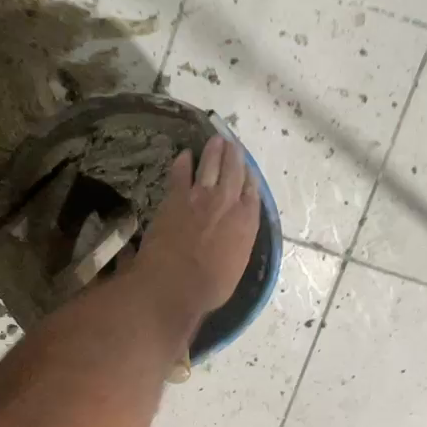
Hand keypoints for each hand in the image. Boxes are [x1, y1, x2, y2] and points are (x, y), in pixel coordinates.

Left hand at [132, 135, 261, 329]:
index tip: (249, 169)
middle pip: (234, 171)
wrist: (174, 284)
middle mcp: (227, 203)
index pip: (252, 192)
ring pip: (210, 165)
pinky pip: (181, 173)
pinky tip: (184, 155)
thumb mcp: (237, 266)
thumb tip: (235, 233)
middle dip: (235, 155)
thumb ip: (238, 242)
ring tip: (216, 139)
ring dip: (214, 151)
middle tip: (233, 143)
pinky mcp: (175, 197)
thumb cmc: (209, 287)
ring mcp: (200, 197)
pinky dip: (183, 162)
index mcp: (247, 222)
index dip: (250, 178)